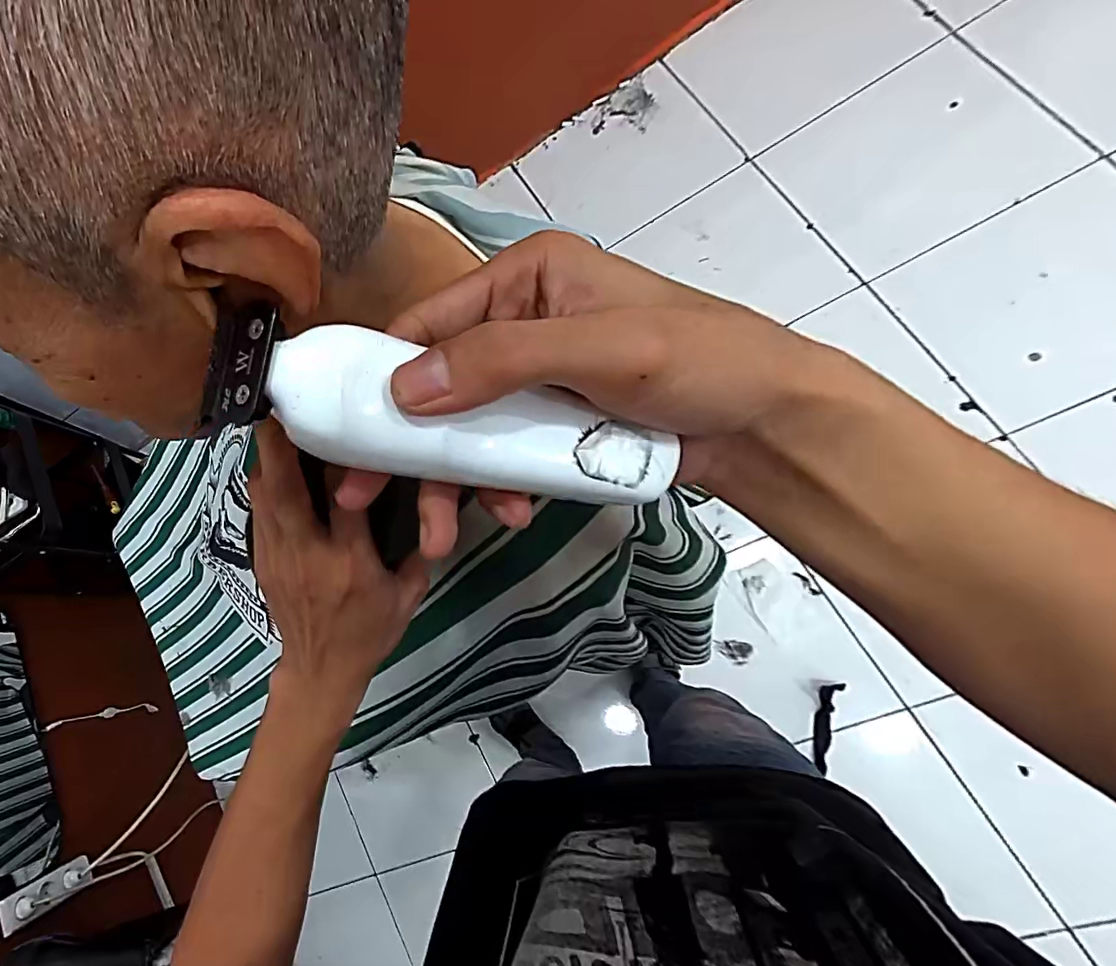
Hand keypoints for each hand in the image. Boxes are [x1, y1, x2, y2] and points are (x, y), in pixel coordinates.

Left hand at [249, 420, 431, 702]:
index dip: (337, 457)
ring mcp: (278, 556)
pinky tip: (268, 463)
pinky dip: (260, 484)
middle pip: (285, 490)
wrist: (319, 669)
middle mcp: (308, 553)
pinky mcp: (261, 561)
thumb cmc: (368, 633)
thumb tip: (427, 506)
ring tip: (273, 423)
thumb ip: (416, 552)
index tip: (338, 421)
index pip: (343, 498)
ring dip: (265, 458)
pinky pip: (257, 513)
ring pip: (262, 496)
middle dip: (279, 444)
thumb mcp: (407, 596)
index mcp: (350, 563)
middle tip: (282, 405)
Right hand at [340, 232, 869, 549]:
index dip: (382, 375)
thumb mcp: (598, 350)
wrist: (765, 427)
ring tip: (443, 536)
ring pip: (461, 431)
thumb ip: (499, 361)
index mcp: (523, 279)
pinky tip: (513, 512)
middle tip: (361, 497)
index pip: (428, 322)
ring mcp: (528, 380)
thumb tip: (401, 388)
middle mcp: (515, 324)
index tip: (349, 432)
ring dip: (450, 484)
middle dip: (407, 449)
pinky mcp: (542, 425)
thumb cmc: (697, 363)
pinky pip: (497, 455)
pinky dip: (494, 488)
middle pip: (434, 387)